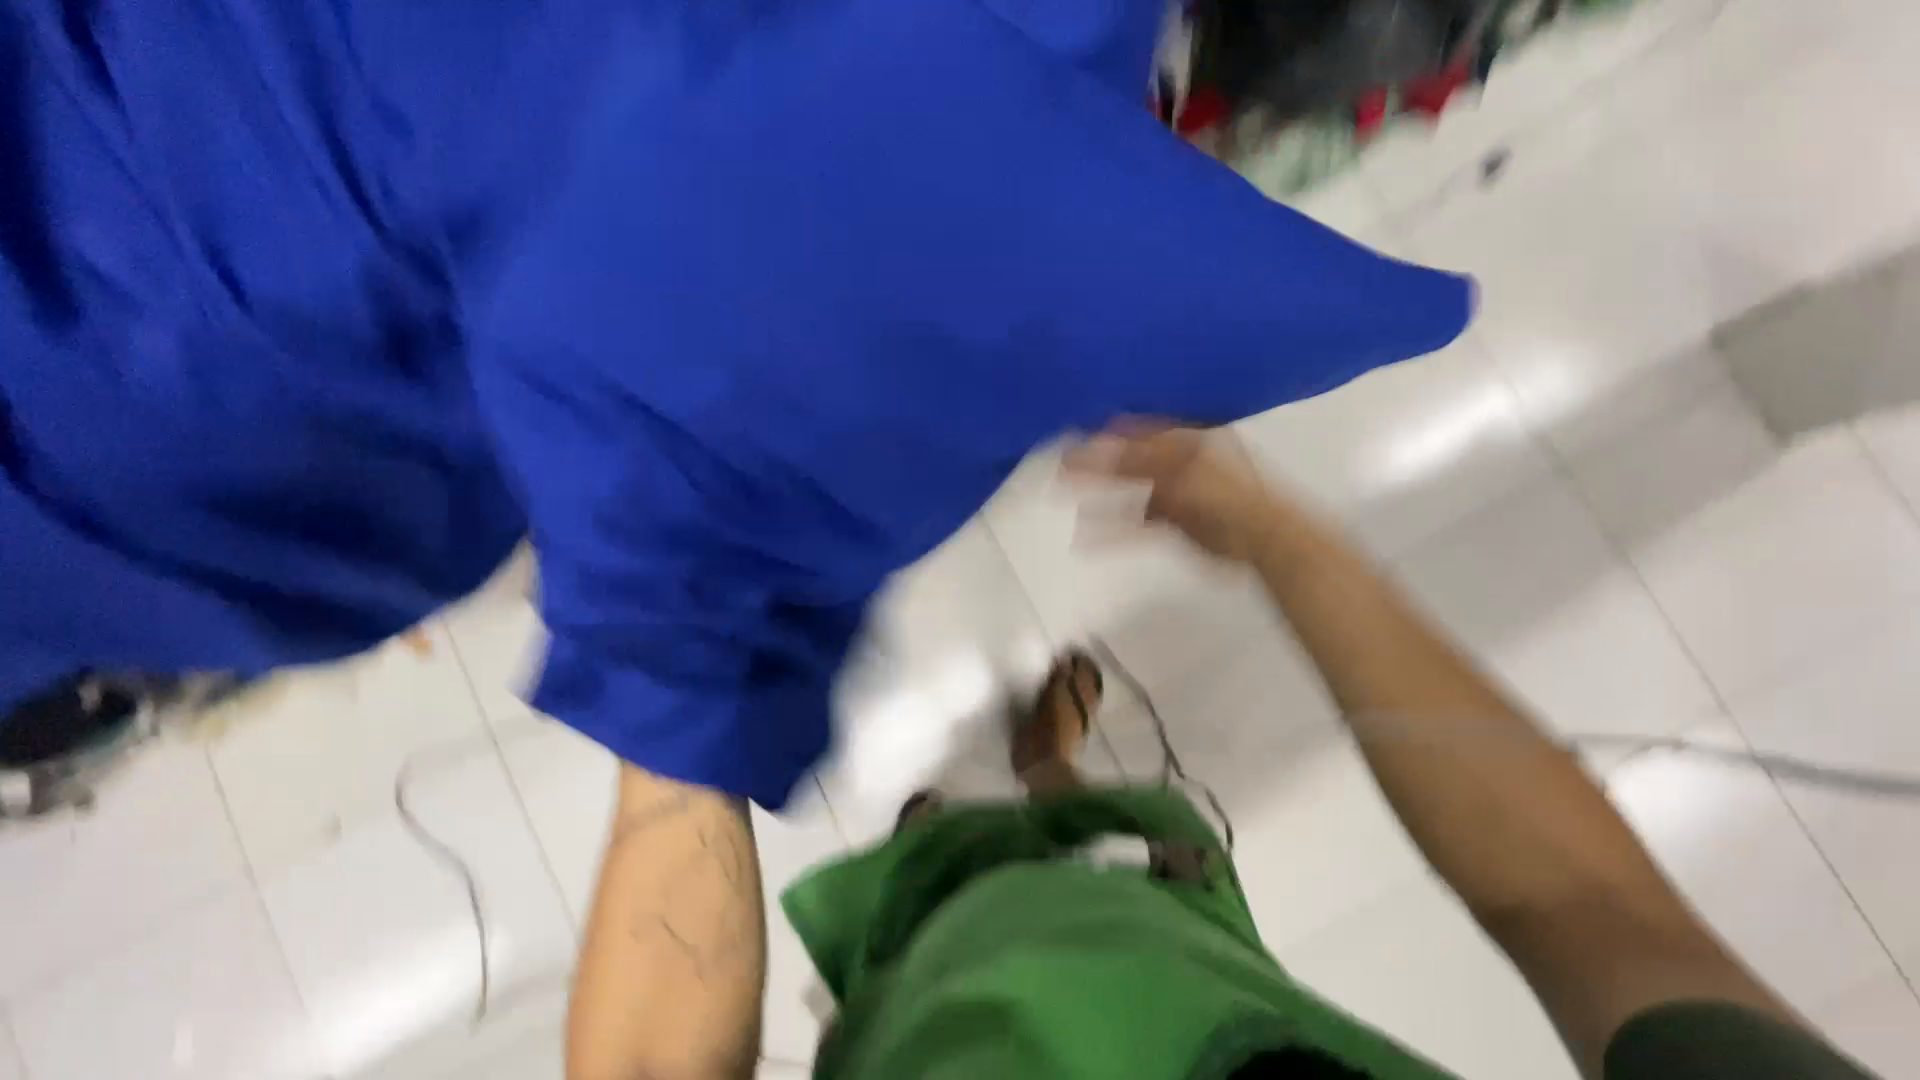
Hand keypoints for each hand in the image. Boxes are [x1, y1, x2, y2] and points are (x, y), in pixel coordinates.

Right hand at [1063, 421, 1285, 562]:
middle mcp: (1180, 463)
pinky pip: (1136, 523)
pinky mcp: (1175, 525)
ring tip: (1063, 492)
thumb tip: (1102, 448)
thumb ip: (1144, 460)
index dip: (1108, 432)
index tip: (1076, 434)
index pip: (1140, 431)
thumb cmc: (1232, 499)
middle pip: (1129, 459)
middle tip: (1061, 462)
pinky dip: (1111, 529)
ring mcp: (1177, 495)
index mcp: (1189, 442)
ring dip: (1098, 494)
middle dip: (1095, 461)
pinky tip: (1086, 538)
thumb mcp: (1187, 472)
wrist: (1267, 539)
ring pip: (1129, 491)